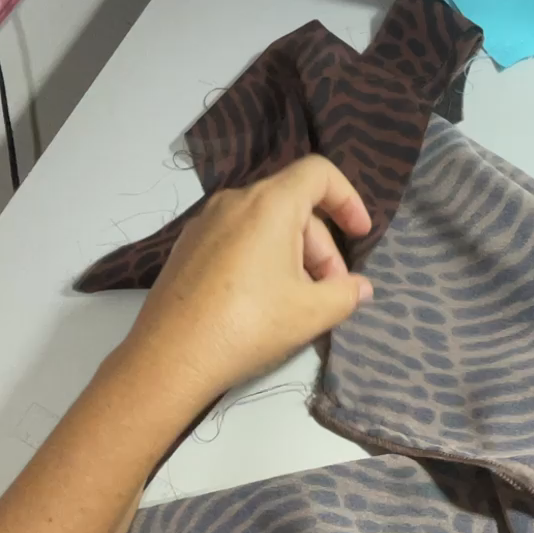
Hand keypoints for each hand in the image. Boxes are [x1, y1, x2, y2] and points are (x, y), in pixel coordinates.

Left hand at [110, 155, 374, 403]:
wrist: (171, 358)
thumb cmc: (248, 327)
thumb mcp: (310, 314)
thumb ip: (346, 295)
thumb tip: (362, 289)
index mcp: (269, 203)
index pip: (318, 173)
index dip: (348, 199)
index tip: (360, 234)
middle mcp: (233, 202)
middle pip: (292, 207)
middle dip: (321, 247)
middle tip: (329, 293)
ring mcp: (203, 225)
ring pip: (263, 227)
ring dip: (290, 258)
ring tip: (295, 304)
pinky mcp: (185, 250)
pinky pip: (235, 242)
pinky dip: (259, 262)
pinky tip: (258, 305)